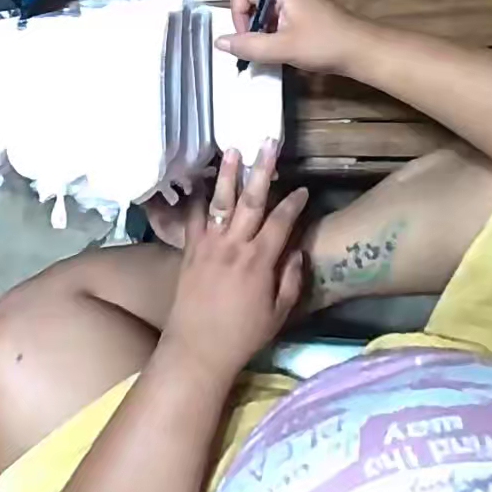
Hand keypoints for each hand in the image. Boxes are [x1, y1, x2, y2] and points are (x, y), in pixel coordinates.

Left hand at [160, 144, 309, 378]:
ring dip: (228, 173)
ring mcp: (209, 243)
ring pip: (220, 200)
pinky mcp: (189, 247)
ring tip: (232, 148)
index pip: (281, 222)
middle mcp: (235, 245)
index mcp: (260, 261)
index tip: (303, 188)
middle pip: (252, 200)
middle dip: (262, 170)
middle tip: (268, 144)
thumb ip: (291, 280)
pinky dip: (197, 196)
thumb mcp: (279, 314)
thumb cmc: (243, 335)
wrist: (197, 347)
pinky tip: (200, 179)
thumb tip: (298, 250)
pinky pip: (193, 216)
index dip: (294, 203)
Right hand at [216, 0, 374, 74]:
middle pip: (253, 2)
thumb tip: (218, 42)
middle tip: (259, 49)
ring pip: (266, 14)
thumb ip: (249, 45)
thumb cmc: (324, 44)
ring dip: (264, 34)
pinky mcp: (308, 16)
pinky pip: (280, 21)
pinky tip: (287, 52)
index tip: (247, 38)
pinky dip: (276, 36)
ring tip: (274, 53)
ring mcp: (300, 3)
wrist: (365, 52)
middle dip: (250, 27)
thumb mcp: (282, 48)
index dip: (237, 15)